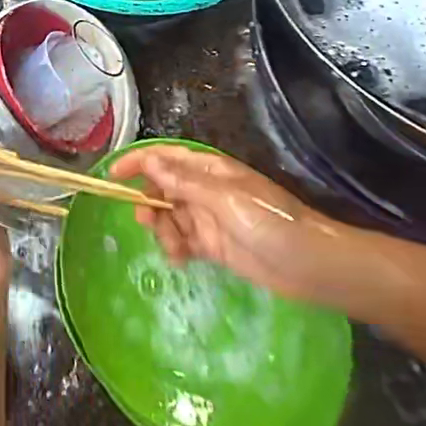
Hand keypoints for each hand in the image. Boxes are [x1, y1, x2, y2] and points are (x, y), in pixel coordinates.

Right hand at [110, 144, 352, 302]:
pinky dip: (176, 248)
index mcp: (211, 170)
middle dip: (150, 201)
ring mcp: (210, 219)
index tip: (112, 175)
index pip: (166, 158)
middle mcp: (206, 191)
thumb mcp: (225, 199)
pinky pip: (183, 241)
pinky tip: (180, 259)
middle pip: (164, 187)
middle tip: (146, 219)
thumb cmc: (272, 223)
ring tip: (173, 246)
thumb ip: (185, 182)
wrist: (313, 267)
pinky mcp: (215, 246)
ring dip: (163, 229)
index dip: (138, 162)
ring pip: (170, 216)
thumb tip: (150, 161)